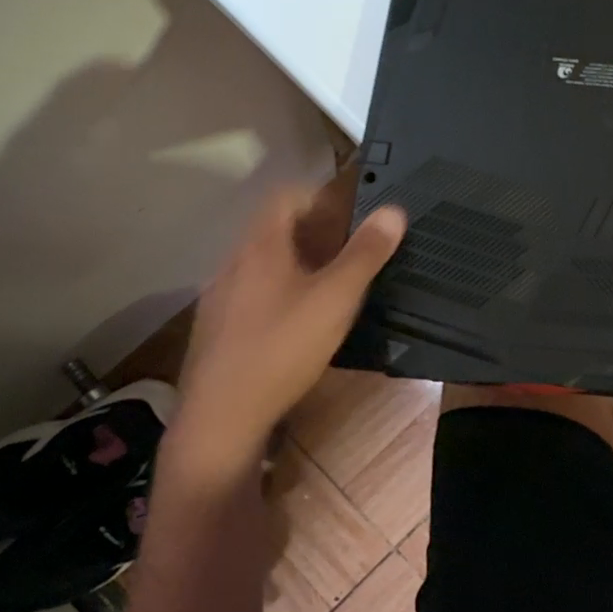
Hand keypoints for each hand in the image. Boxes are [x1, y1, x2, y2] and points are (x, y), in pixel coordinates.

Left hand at [174, 182, 405, 460]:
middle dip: (316, 233)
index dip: (320, 197)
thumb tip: (393, 212)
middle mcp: (234, 262)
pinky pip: (254, 292)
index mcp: (260, 246)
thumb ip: (365, 255)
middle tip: (352, 251)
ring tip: (333, 287)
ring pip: (264, 263)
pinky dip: (281, 292)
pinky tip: (300, 324)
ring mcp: (221, 296)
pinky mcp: (219, 328)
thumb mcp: (336, 299)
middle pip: (275, 229)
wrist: (222, 415)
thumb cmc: (282, 349)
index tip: (353, 214)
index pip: (286, 196)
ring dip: (299, 264)